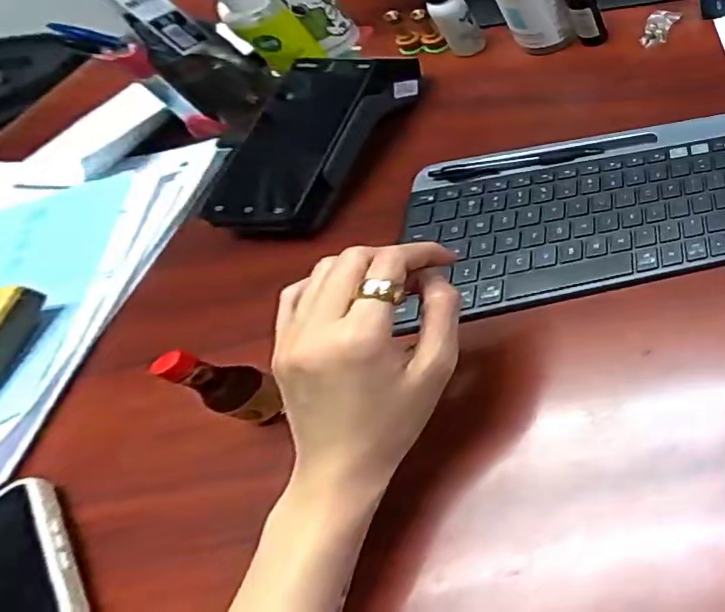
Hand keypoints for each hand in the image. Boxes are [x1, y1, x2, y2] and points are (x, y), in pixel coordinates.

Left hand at [272, 242, 461, 505]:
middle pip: (354, 257)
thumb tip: (435, 275)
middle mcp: (318, 330)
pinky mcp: (279, 346)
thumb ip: (444, 310)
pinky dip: (328, 281)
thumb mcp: (437, 367)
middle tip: (420, 274)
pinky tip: (351, 295)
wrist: (338, 473)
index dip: (422, 252)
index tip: (445, 261)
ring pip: (325, 267)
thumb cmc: (395, 423)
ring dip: (363, 265)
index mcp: (359, 337)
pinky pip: (298, 291)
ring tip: (390, 284)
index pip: (388, 265)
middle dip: (394, 255)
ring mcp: (291, 338)